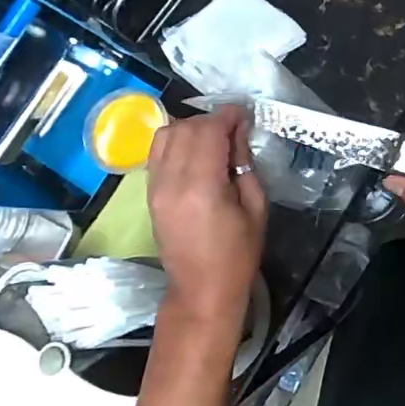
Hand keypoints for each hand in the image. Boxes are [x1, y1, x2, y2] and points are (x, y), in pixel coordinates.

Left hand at [147, 106, 266, 329]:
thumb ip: (245, 166)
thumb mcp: (256, 208)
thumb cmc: (237, 254)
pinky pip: (157, 152)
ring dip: (191, 128)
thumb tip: (238, 134)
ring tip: (213, 139)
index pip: (210, 132)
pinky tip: (194, 151)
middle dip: (212, 121)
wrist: (201, 289)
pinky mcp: (148, 193)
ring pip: (166, 135)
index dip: (228, 116)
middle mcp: (172, 182)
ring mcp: (155, 187)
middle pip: (186, 128)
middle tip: (234, 130)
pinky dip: (175, 142)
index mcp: (202, 187)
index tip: (244, 115)